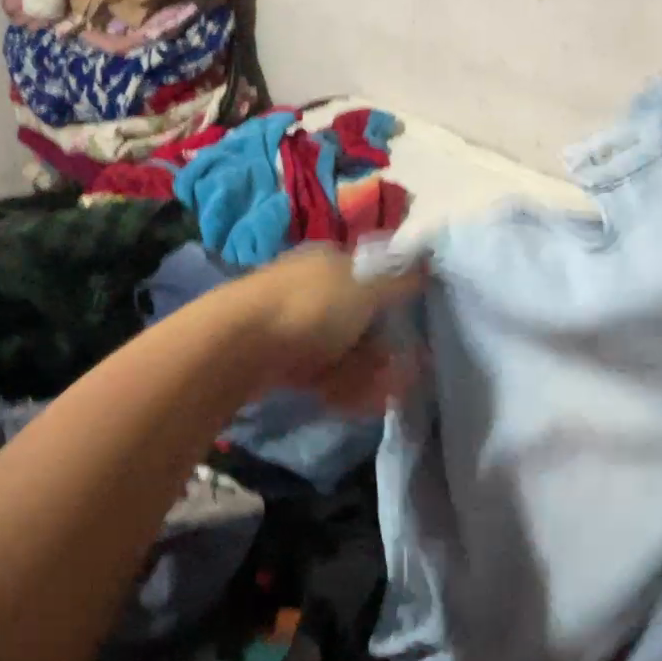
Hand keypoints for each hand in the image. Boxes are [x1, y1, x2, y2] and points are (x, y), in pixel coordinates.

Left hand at [237, 245, 424, 413]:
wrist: (235, 347)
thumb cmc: (309, 309)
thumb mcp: (366, 288)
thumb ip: (400, 280)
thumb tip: (426, 264)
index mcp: (331, 260)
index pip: (375, 275)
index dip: (398, 303)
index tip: (414, 331)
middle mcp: (313, 287)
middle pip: (362, 319)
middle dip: (383, 349)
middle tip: (400, 374)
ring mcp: (294, 324)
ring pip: (343, 349)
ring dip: (366, 373)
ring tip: (378, 395)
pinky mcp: (279, 359)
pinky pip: (320, 371)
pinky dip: (339, 385)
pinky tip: (350, 400)